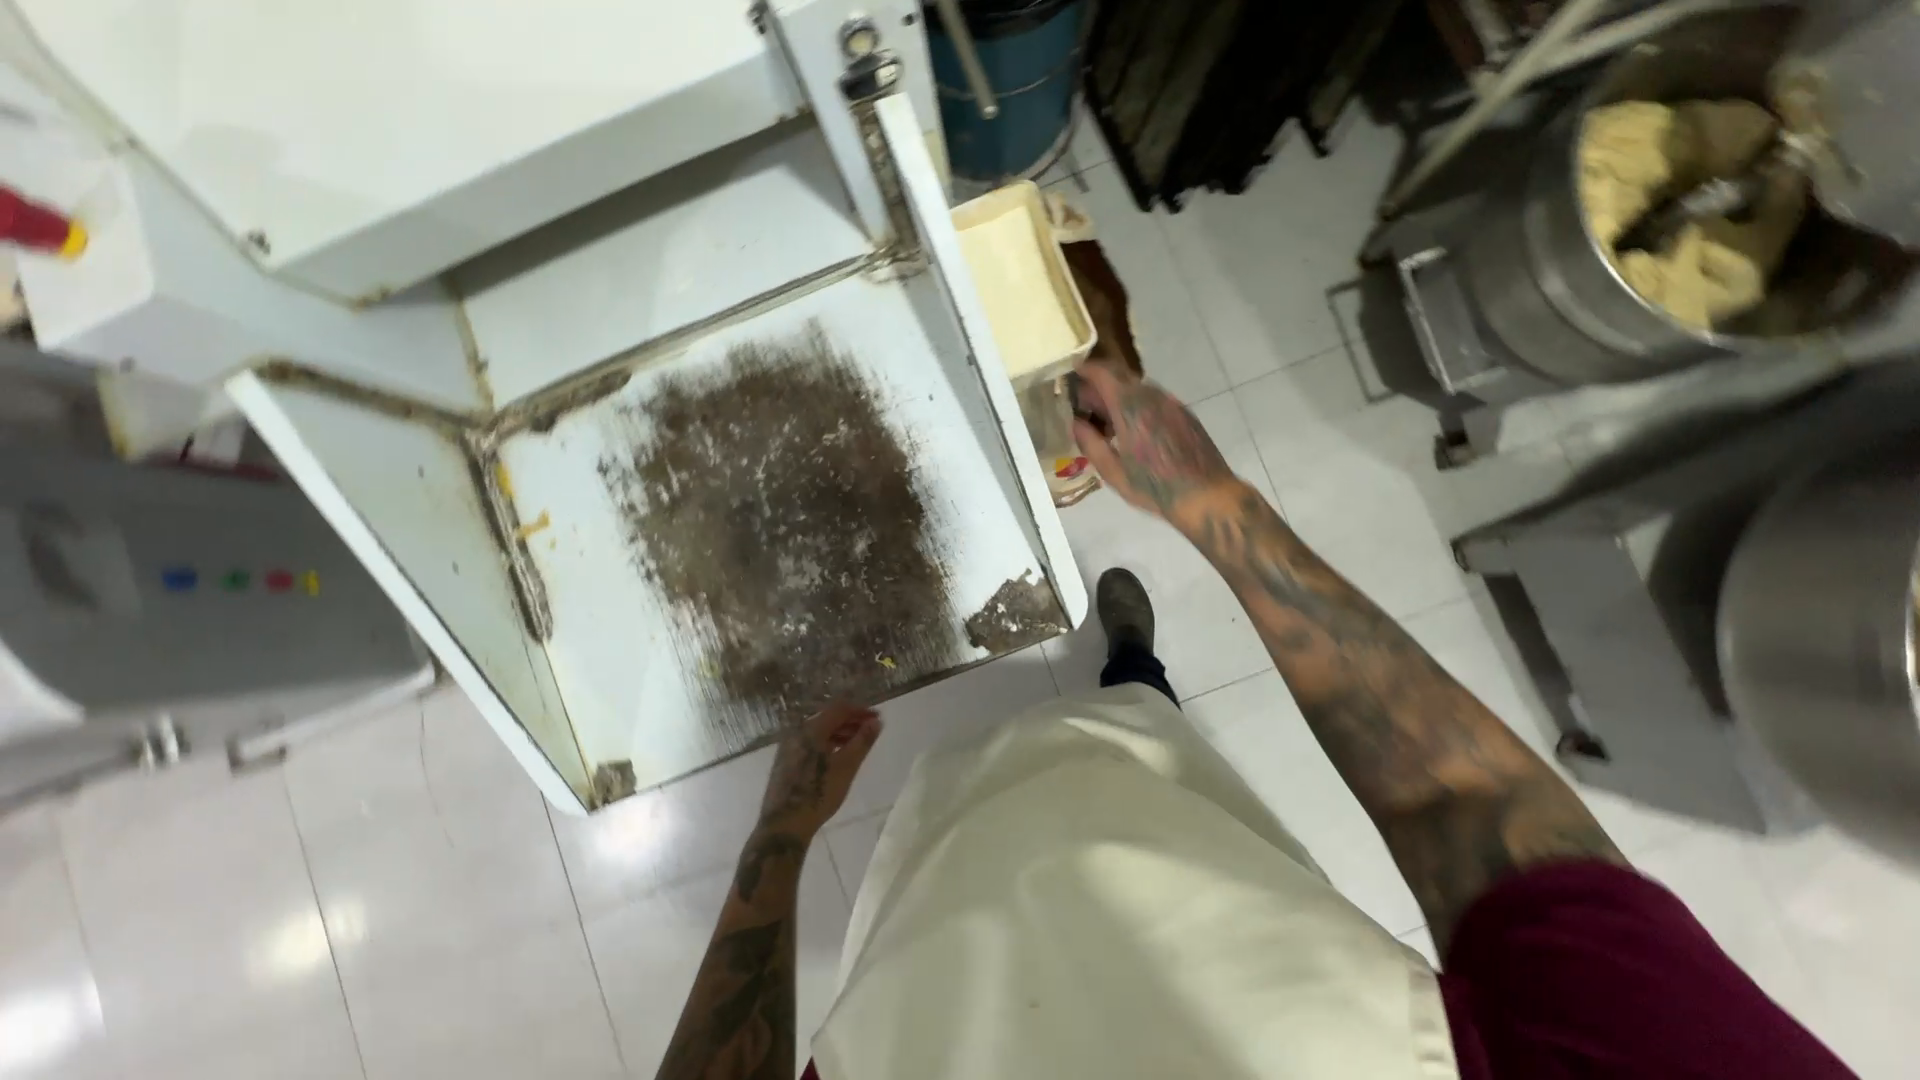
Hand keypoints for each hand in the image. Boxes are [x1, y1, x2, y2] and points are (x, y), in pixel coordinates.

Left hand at [757, 703, 881, 837]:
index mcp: (811, 729)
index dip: (860, 710)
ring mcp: (788, 746)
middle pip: (828, 717)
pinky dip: (827, 743)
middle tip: (870, 732)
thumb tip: (876, 721)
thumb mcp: (846, 767)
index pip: (839, 708)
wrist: (784, 824)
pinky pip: (810, 742)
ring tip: (856, 745)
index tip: (877, 719)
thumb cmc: (818, 794)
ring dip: (839, 733)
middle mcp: (797, 732)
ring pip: (818, 731)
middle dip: (851, 721)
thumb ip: (862, 741)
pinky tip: (836, 757)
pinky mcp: (785, 760)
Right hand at [1070, 362, 1240, 524]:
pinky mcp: (1183, 412)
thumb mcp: (1113, 472)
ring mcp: (1171, 402)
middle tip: (1084, 405)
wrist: (1205, 495)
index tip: (1070, 376)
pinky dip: (1137, 405)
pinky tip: (1133, 431)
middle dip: (1098, 386)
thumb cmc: (1154, 488)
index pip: (1103, 372)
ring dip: (1118, 397)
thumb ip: (1090, 443)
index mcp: (1130, 408)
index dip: (1084, 369)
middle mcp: (1152, 396)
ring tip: (1107, 423)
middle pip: (1120, 376)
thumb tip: (1076, 423)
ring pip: (1137, 388)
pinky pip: (1153, 399)